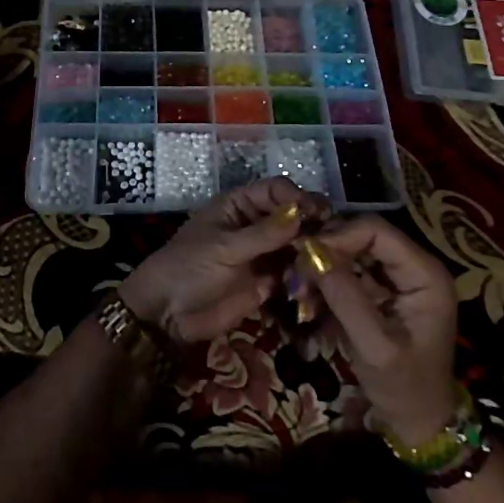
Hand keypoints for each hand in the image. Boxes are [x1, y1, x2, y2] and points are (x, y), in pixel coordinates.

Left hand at [120, 178, 327, 343]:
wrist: (168, 312)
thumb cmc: (187, 268)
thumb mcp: (223, 248)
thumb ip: (262, 234)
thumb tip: (300, 214)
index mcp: (238, 206)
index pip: (275, 190)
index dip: (297, 197)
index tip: (315, 213)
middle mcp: (254, 225)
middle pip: (293, 216)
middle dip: (313, 224)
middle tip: (335, 239)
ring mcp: (264, 254)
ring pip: (299, 245)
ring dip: (315, 251)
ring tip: (331, 262)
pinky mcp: (269, 282)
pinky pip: (295, 274)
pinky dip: (308, 276)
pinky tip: (320, 282)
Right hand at [292, 215, 458, 443]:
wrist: (418, 418)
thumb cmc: (405, 385)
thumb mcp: (375, 346)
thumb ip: (347, 299)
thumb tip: (312, 256)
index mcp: (424, 275)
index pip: (376, 231)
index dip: (338, 237)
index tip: (304, 258)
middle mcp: (411, 267)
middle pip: (359, 236)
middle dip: (324, 252)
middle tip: (295, 277)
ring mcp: (394, 278)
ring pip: (348, 251)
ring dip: (320, 268)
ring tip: (298, 294)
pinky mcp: (378, 290)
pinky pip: (344, 271)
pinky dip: (323, 282)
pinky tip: (306, 301)